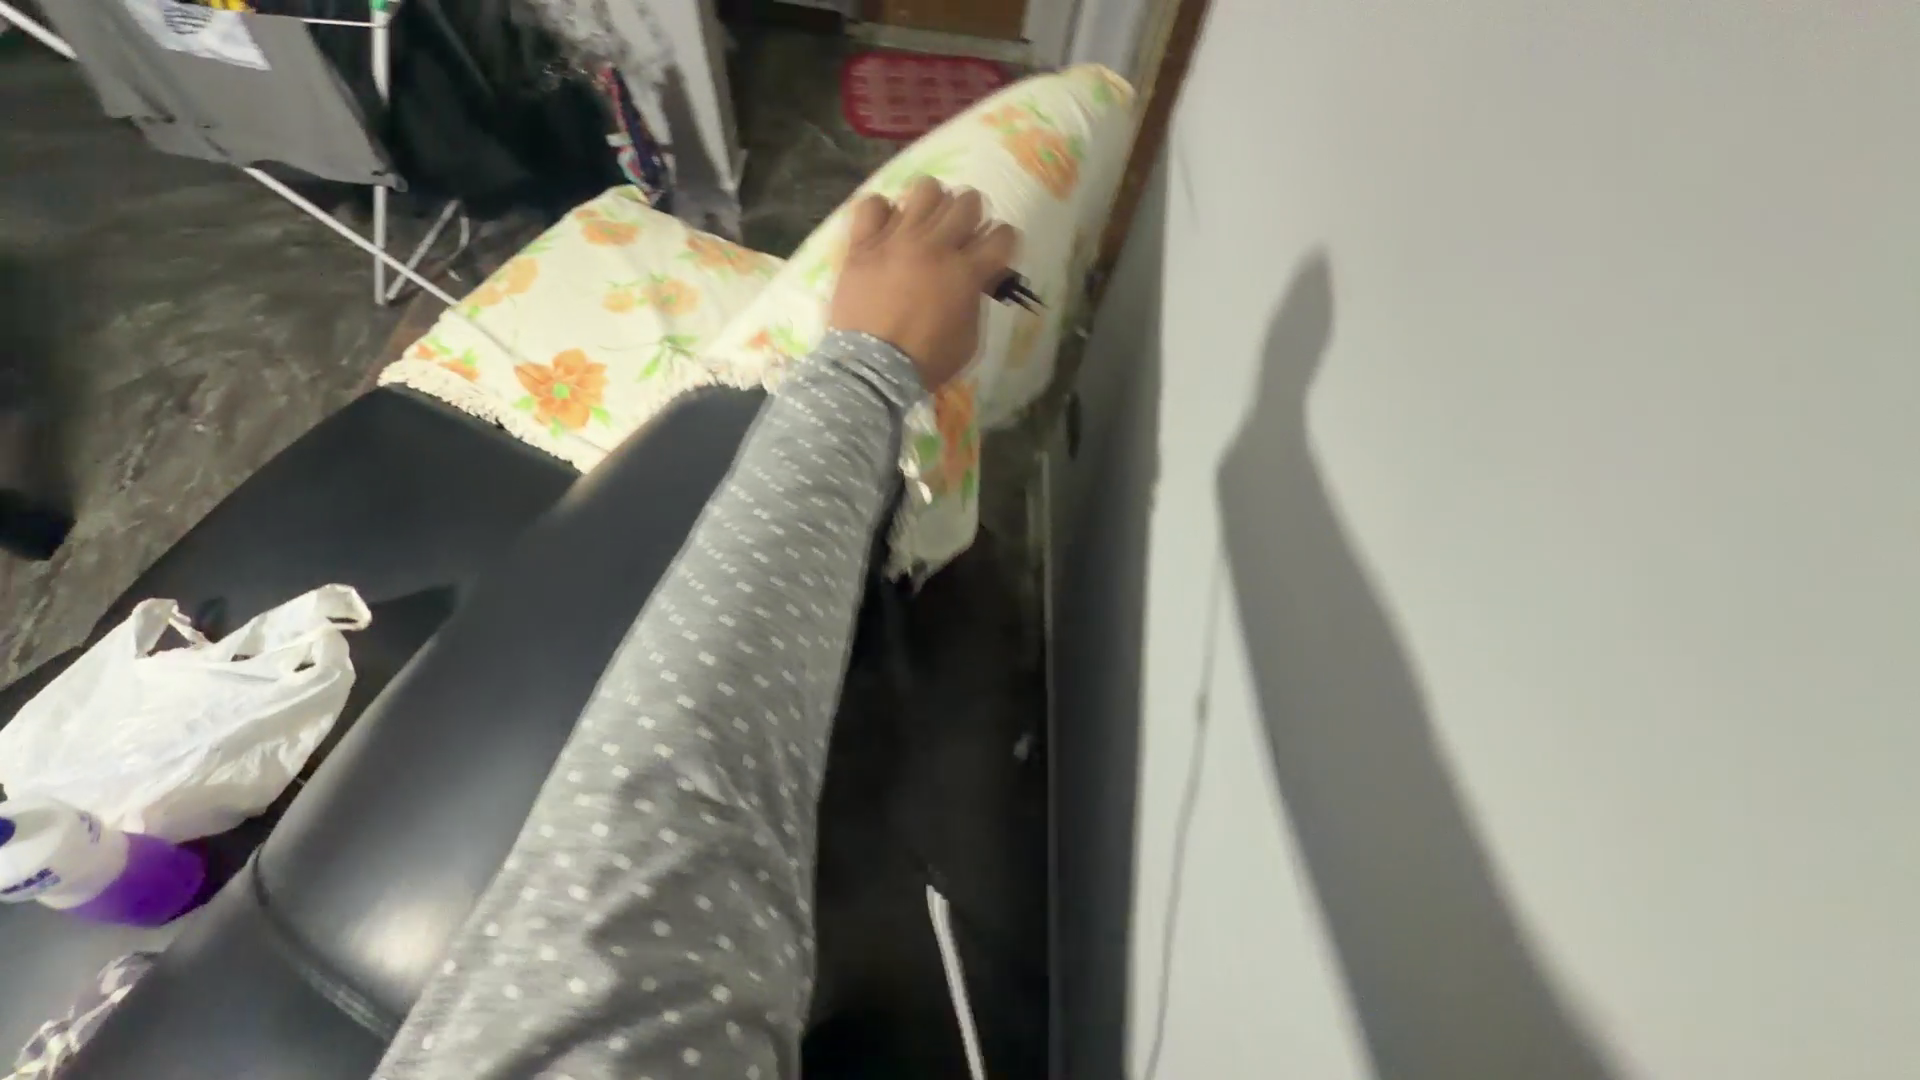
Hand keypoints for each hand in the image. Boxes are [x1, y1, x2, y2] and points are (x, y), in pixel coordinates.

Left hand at [828, 177, 1020, 389]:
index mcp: (967, 273)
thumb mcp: (969, 340)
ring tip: (925, 225)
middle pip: (968, 202)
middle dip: (972, 218)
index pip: (1002, 235)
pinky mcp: (862, 244)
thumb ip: (976, 301)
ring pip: (925, 189)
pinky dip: (883, 213)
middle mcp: (935, 246)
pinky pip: (873, 204)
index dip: (1003, 242)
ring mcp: (896, 240)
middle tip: (961, 237)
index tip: (995, 253)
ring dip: (933, 204)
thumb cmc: (926, 362)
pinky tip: (887, 230)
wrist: (872, 371)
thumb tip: (976, 280)